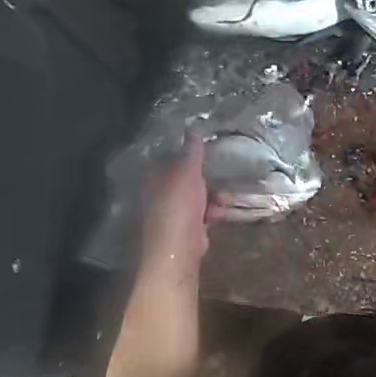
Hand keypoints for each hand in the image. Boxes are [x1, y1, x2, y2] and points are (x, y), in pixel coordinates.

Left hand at [139, 138, 209, 284]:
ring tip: (222, 202)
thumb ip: (191, 151)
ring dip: (212, 198)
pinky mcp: (184, 231)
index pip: (169, 161)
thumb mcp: (187, 171)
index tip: (207, 155)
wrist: (178, 248)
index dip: (188, 157)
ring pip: (196, 199)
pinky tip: (217, 217)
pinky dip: (210, 214)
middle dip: (206, 181)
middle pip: (185, 181)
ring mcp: (171, 215)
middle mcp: (158, 196)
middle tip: (221, 180)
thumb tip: (193, 127)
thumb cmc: (178, 206)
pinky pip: (201, 216)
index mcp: (153, 179)